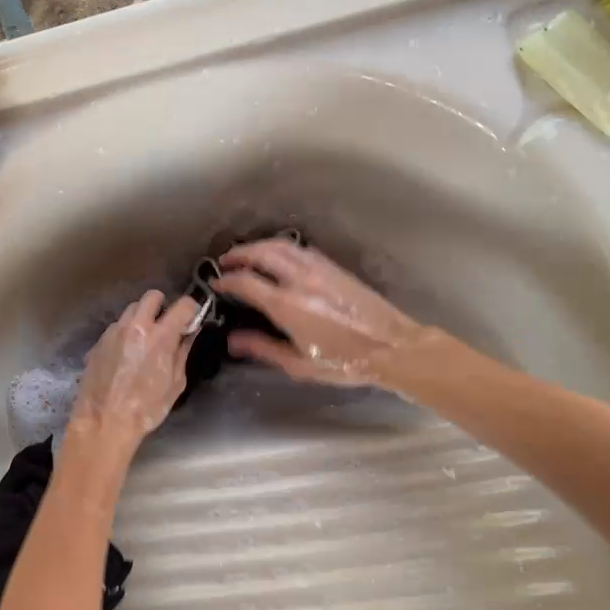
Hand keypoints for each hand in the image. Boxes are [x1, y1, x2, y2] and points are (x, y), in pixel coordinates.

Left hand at [70, 290, 199, 447]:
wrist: (104, 421)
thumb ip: (182, 353)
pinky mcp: (98, 341)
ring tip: (144, 339)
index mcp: (160, 336)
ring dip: (141, 318)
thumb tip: (189, 334)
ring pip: (131, 310)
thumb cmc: (146, 408)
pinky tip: (125, 354)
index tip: (191, 319)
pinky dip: (125, 332)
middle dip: (162, 305)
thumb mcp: (175, 384)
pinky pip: (116, 327)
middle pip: (152, 296)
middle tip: (165, 325)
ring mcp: (114, 332)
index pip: (183, 305)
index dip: (191, 309)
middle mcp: (136, 326)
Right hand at [210, 238, 434, 387]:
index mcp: (287, 305)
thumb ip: (263, 348)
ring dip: (260, 246)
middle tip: (226, 261)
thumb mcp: (298, 363)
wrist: (393, 348)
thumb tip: (233, 340)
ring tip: (248, 254)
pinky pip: (302, 250)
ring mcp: (320, 270)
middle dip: (240, 254)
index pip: (246, 282)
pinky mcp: (336, 269)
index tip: (216, 284)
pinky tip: (281, 258)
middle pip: (262, 253)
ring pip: (283, 246)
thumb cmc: (344, 362)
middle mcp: (301, 280)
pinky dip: (284, 249)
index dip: (227, 280)